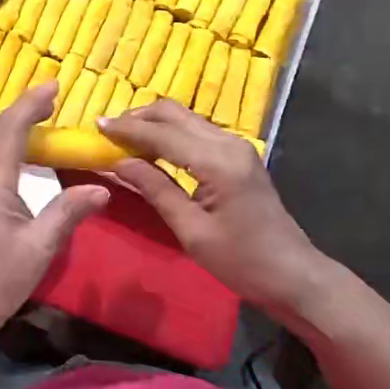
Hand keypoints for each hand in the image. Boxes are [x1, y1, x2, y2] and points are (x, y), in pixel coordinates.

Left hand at [0, 83, 109, 327]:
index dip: (31, 104)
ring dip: (22, 122)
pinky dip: (19, 141)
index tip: (55, 86)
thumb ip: (68, 212)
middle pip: (2, 130)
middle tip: (55, 92)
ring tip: (48, 111)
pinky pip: (2, 157)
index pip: (11, 130)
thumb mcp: (40, 245)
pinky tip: (35, 147)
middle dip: (27, 106)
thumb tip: (103, 188)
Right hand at [99, 100, 331, 319]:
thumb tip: (118, 163)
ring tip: (124, 139)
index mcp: (217, 161)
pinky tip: (154, 149)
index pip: (162, 134)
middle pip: (175, 114)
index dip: (127, 129)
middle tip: (108, 132)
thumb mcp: (192, 231)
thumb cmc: (242, 261)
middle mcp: (228, 142)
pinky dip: (171, 134)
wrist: (293, 274)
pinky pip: (198, 132)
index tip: (96, 126)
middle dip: (139, 118)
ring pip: (187, 119)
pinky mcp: (239, 155)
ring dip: (155, 124)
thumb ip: (155, 190)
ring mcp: (237, 146)